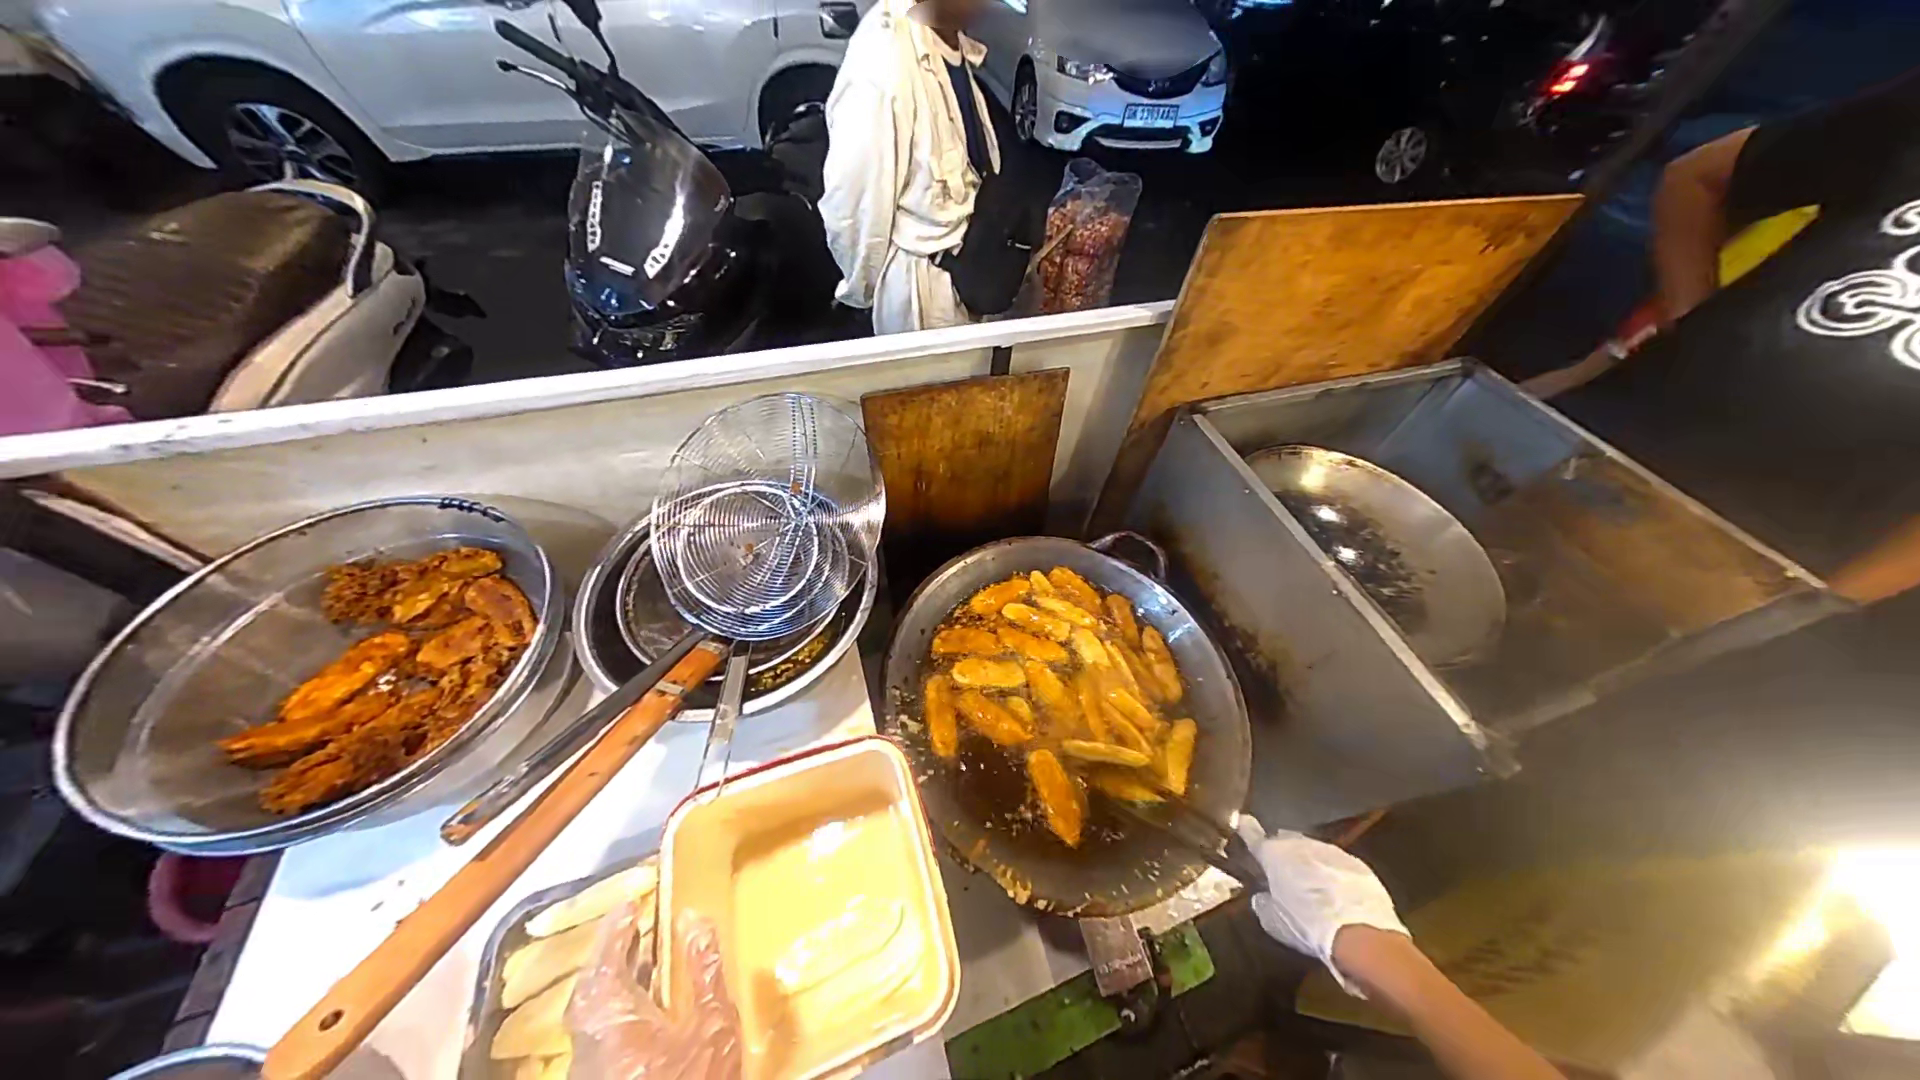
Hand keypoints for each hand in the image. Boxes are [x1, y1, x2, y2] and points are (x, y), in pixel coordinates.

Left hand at [566, 903, 743, 1078]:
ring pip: (597, 1012)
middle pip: (595, 985)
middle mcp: (587, 1040)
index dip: (619, 926)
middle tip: (639, 926)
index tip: (631, 900)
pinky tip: (649, 1009)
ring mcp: (587, 1071)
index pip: (608, 955)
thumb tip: (693, 918)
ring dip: (620, 981)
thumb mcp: (712, 1024)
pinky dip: (623, 1009)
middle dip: (616, 954)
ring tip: (648, 958)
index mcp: (610, 1014)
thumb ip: (703, 969)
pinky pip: (604, 1034)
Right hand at [1234, 813, 1408, 996]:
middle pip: (1285, 841)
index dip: (1247, 832)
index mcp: (1274, 854)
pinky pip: (1337, 863)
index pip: (1253, 835)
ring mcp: (1331, 851)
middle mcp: (1300, 844)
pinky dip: (1333, 874)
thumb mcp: (1274, 923)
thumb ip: (1263, 902)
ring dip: (1310, 863)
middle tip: (1284, 876)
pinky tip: (1339, 896)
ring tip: (1314, 889)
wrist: (1364, 937)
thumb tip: (1263, 897)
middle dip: (1283, 854)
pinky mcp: (1358, 863)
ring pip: (1312, 850)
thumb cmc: (1309, 927)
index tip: (1243, 827)